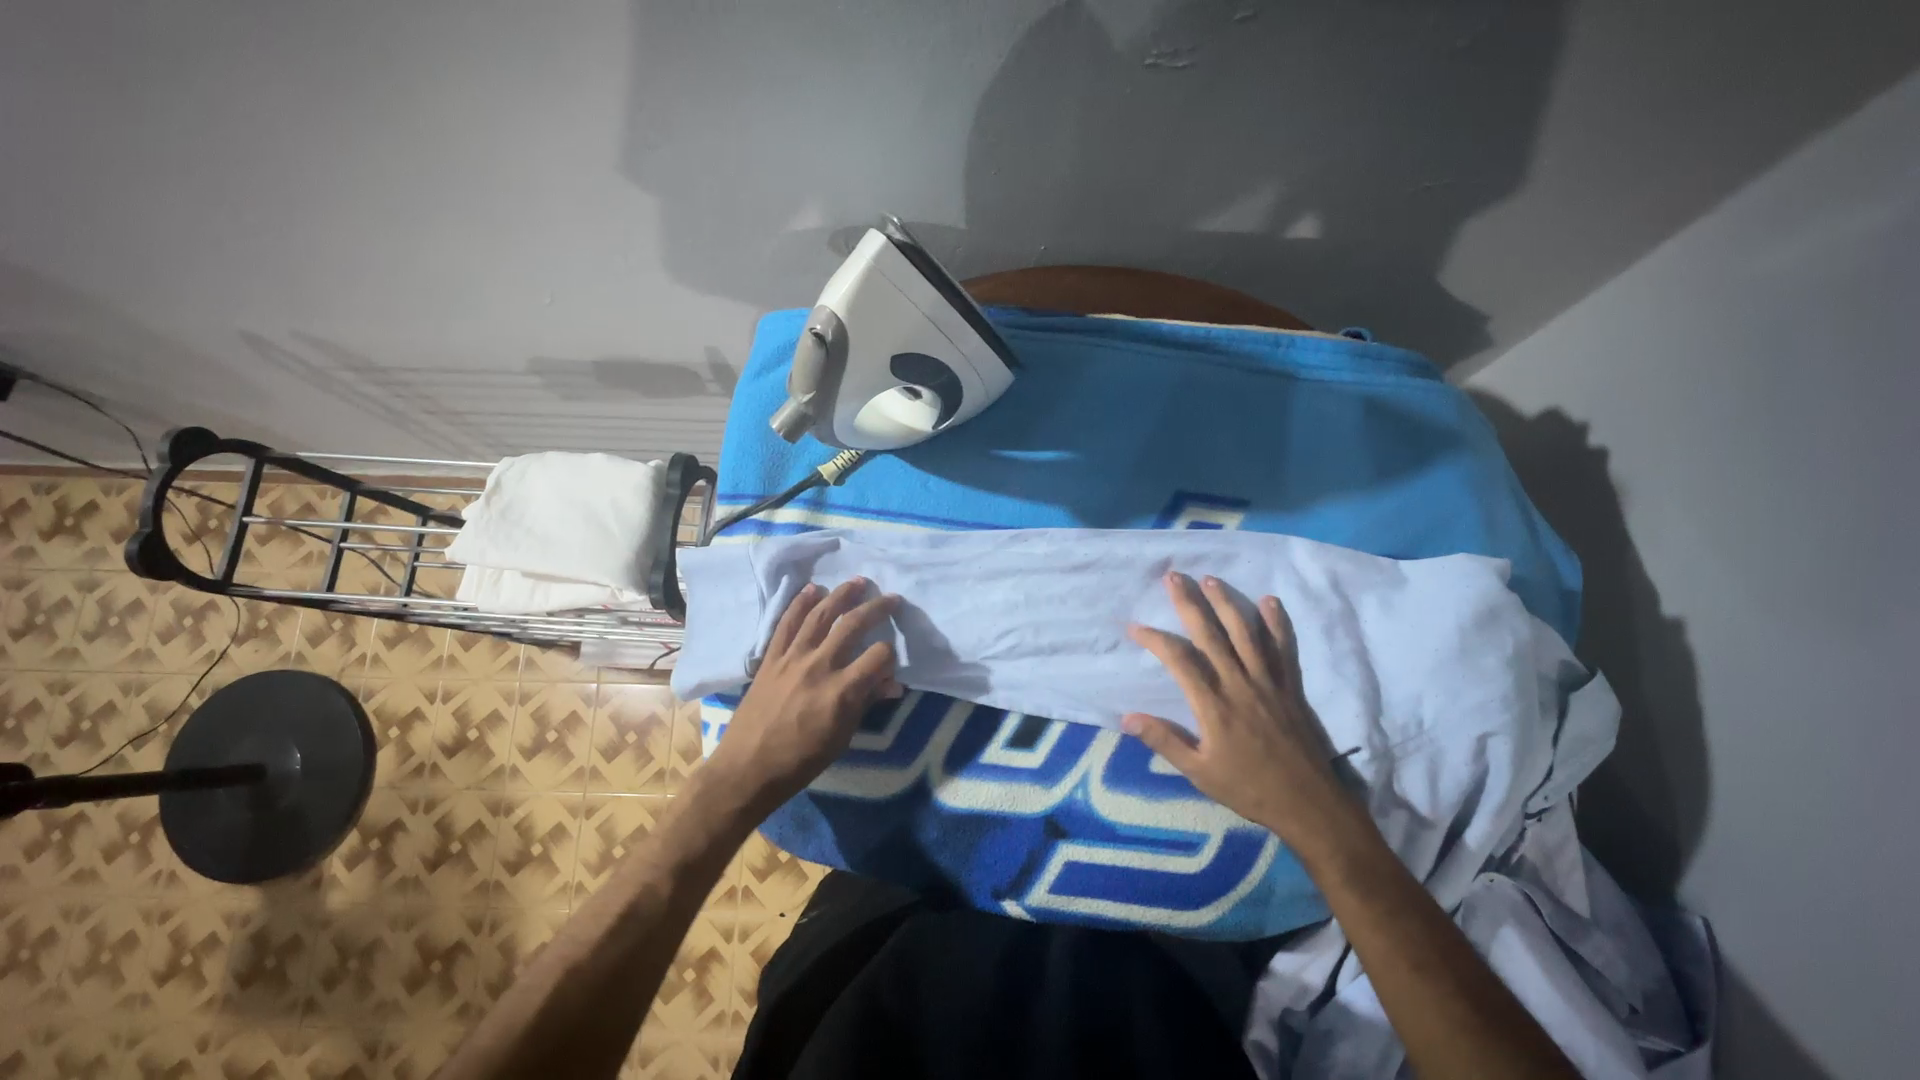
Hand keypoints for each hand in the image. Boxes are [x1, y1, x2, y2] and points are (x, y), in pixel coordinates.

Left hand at [703, 578, 900, 813]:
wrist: (748, 768)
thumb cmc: (801, 761)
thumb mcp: (842, 738)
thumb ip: (866, 703)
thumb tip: (892, 684)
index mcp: (842, 691)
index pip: (879, 656)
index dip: (890, 655)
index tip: (891, 660)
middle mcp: (819, 666)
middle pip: (853, 625)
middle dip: (877, 608)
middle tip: (891, 598)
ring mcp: (792, 658)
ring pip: (820, 614)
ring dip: (841, 594)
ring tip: (858, 582)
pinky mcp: (771, 658)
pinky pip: (786, 623)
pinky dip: (799, 602)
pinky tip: (812, 589)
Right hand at [1123, 572, 1353, 842]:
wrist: (1309, 804)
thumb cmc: (1249, 790)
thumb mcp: (1199, 772)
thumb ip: (1165, 741)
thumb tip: (1128, 717)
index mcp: (1214, 705)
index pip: (1179, 660)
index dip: (1156, 639)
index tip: (1136, 627)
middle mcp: (1240, 684)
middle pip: (1211, 635)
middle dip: (1190, 603)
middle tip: (1174, 577)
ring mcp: (1269, 682)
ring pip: (1246, 633)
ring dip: (1228, 603)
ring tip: (1212, 579)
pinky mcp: (1291, 688)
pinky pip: (1284, 648)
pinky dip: (1277, 623)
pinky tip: (1269, 601)